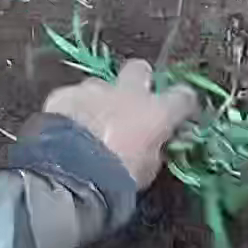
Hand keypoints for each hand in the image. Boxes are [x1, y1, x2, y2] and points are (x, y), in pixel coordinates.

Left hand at [44, 59, 198, 187]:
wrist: (69, 173)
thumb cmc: (116, 177)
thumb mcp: (147, 170)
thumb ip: (153, 149)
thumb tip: (151, 143)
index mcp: (156, 112)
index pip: (183, 96)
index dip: (180, 103)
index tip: (177, 111)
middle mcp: (127, 93)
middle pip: (139, 69)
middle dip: (138, 80)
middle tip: (131, 100)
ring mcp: (93, 90)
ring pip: (100, 85)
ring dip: (99, 100)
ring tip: (89, 122)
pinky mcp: (64, 94)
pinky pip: (72, 96)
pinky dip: (71, 108)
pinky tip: (65, 125)